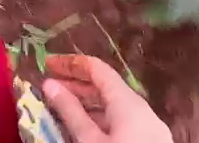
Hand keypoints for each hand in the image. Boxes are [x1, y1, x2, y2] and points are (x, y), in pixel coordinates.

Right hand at [41, 55, 171, 142]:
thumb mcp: (89, 142)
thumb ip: (70, 111)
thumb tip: (50, 85)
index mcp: (128, 102)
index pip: (96, 68)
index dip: (70, 63)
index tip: (46, 65)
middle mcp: (143, 111)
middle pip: (106, 87)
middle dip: (76, 85)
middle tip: (49, 89)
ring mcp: (152, 131)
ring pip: (115, 108)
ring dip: (87, 105)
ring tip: (62, 112)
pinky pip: (124, 124)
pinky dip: (102, 121)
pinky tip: (85, 133)